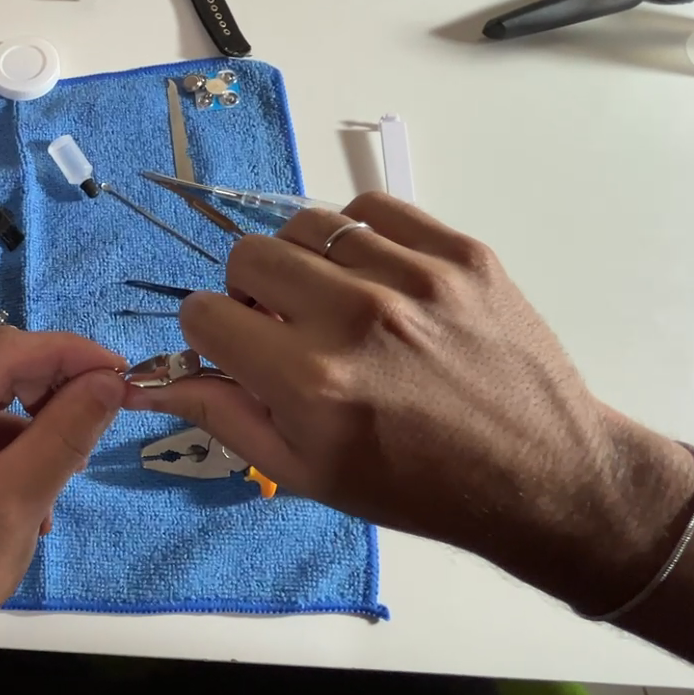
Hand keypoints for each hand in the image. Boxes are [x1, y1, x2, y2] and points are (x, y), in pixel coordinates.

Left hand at [0, 327, 125, 650]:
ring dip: (44, 411)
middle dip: (58, 381)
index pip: (6, 351)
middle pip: (3, 360)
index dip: (68, 353)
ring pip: (1, 381)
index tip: (122, 371)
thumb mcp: (18, 501)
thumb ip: (65, 434)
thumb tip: (111, 380)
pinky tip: (37, 480)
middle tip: (106, 412)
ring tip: (70, 461)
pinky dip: (24, 432)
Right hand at [128, 192, 693, 608]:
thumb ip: (217, 415)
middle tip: (286, 325)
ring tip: (332, 298)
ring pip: (302, 224)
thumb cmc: (410, 486)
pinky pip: (369, 208)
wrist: (549, 479)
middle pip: (246, 256)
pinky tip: (374, 275)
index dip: (210, 331)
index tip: (239, 349)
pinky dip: (356, 236)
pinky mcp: (460, 253)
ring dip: (301, 261)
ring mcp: (411, 277)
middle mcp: (353, 317)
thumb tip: (145, 384)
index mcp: (307, 381)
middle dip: (249, 291)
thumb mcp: (300, 470)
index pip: (203, 312)